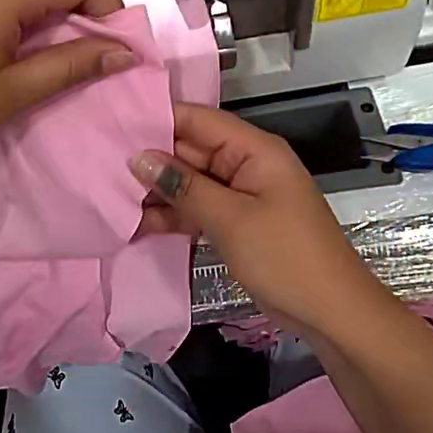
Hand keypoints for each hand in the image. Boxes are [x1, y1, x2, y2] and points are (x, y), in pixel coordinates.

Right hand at [131, 104, 381, 326]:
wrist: (331, 312)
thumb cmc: (286, 256)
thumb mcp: (232, 219)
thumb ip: (184, 186)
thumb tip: (139, 159)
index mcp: (254, 150)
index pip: (199, 120)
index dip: (158, 120)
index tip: (114, 125)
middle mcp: (246, 165)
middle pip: (191, 151)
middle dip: (151, 160)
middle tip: (100, 165)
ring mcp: (241, 196)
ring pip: (191, 183)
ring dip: (158, 192)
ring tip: (110, 197)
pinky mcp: (236, 223)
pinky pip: (198, 209)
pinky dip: (174, 215)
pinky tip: (137, 223)